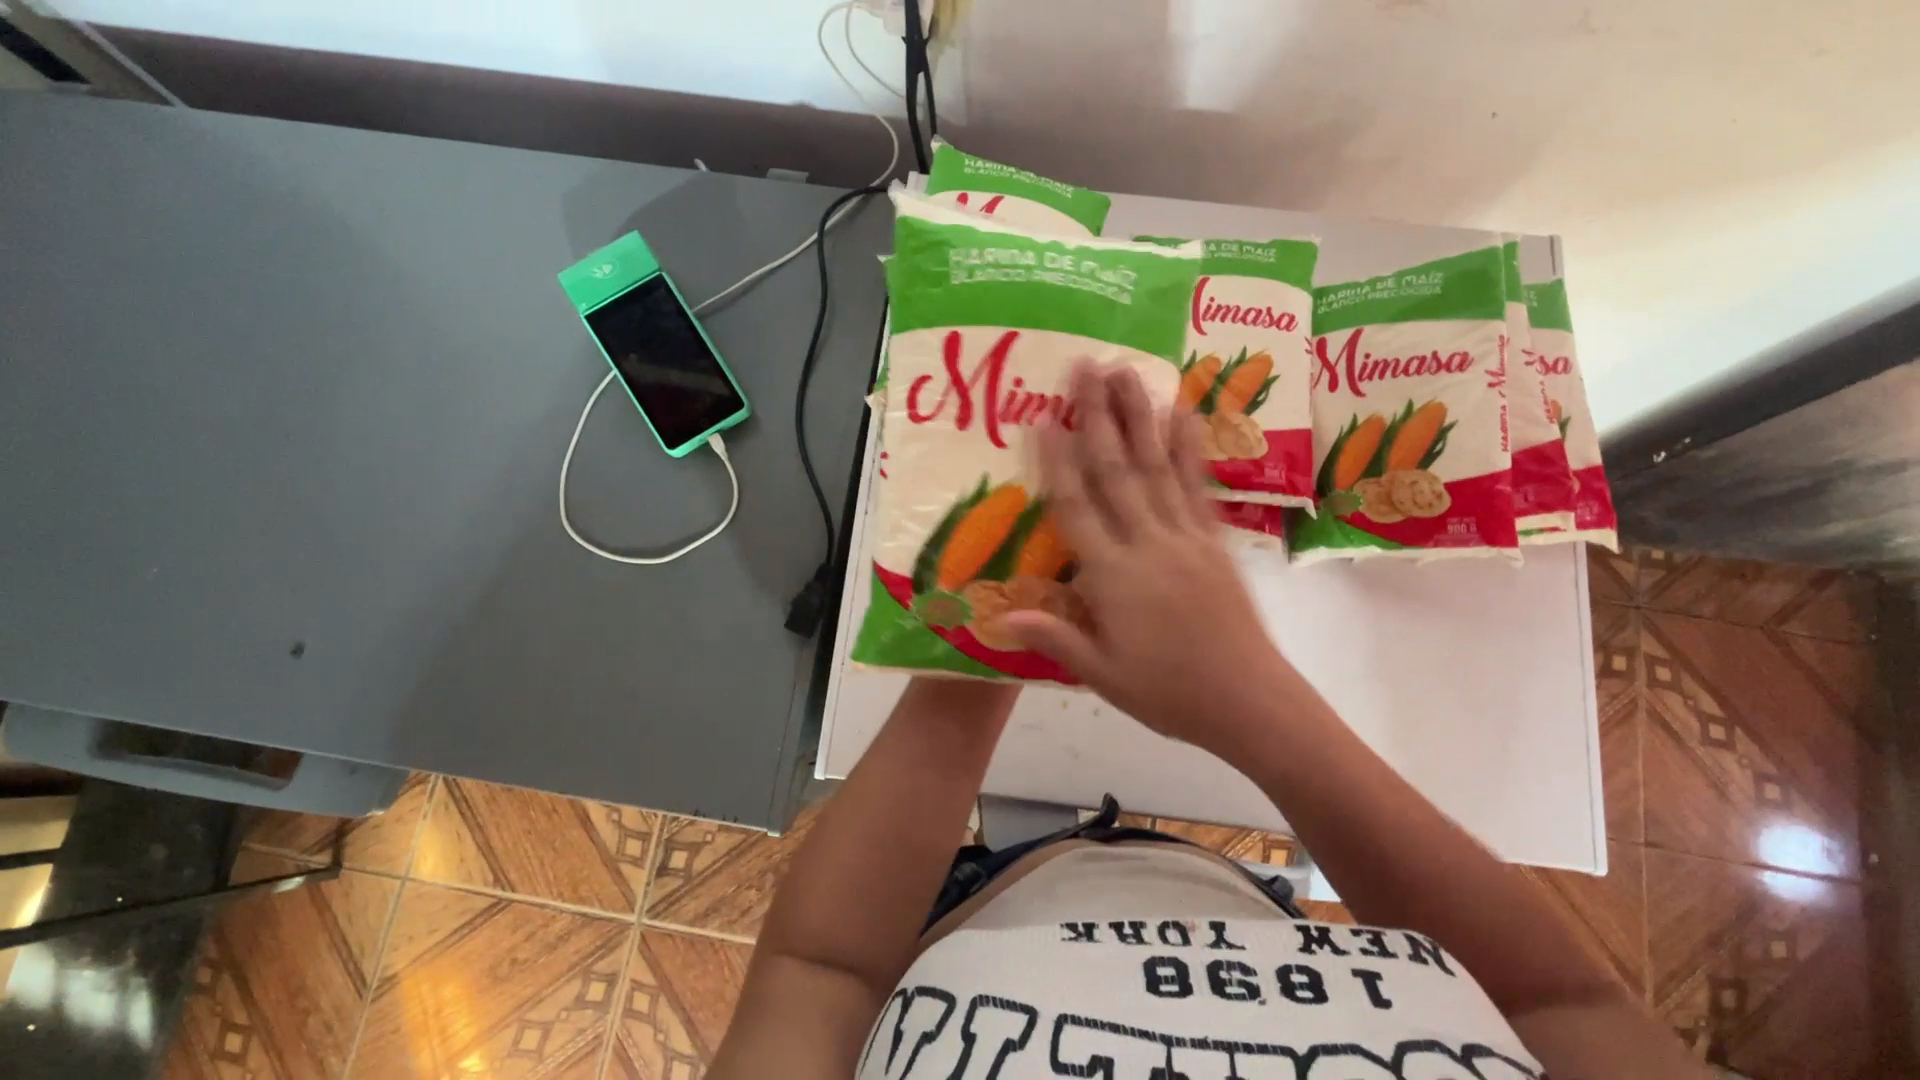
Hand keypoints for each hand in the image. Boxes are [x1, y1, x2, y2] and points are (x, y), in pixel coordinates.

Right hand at [1003, 363, 1302, 756]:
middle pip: (1118, 471)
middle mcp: (1148, 544)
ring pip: (1157, 467)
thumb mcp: (1103, 676)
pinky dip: (1189, 449)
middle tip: (1087, 366)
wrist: (1250, 702)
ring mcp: (1186, 538)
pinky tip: (1184, 415)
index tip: (1046, 417)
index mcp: (1113, 577)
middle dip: (1100, 416)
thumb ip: (1056, 636)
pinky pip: (1197, 487)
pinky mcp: (1215, 542)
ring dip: (1141, 417)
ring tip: (1129, 372)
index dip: (1059, 461)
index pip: (1078, 507)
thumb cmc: (1168, 694)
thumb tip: (1001, 613)